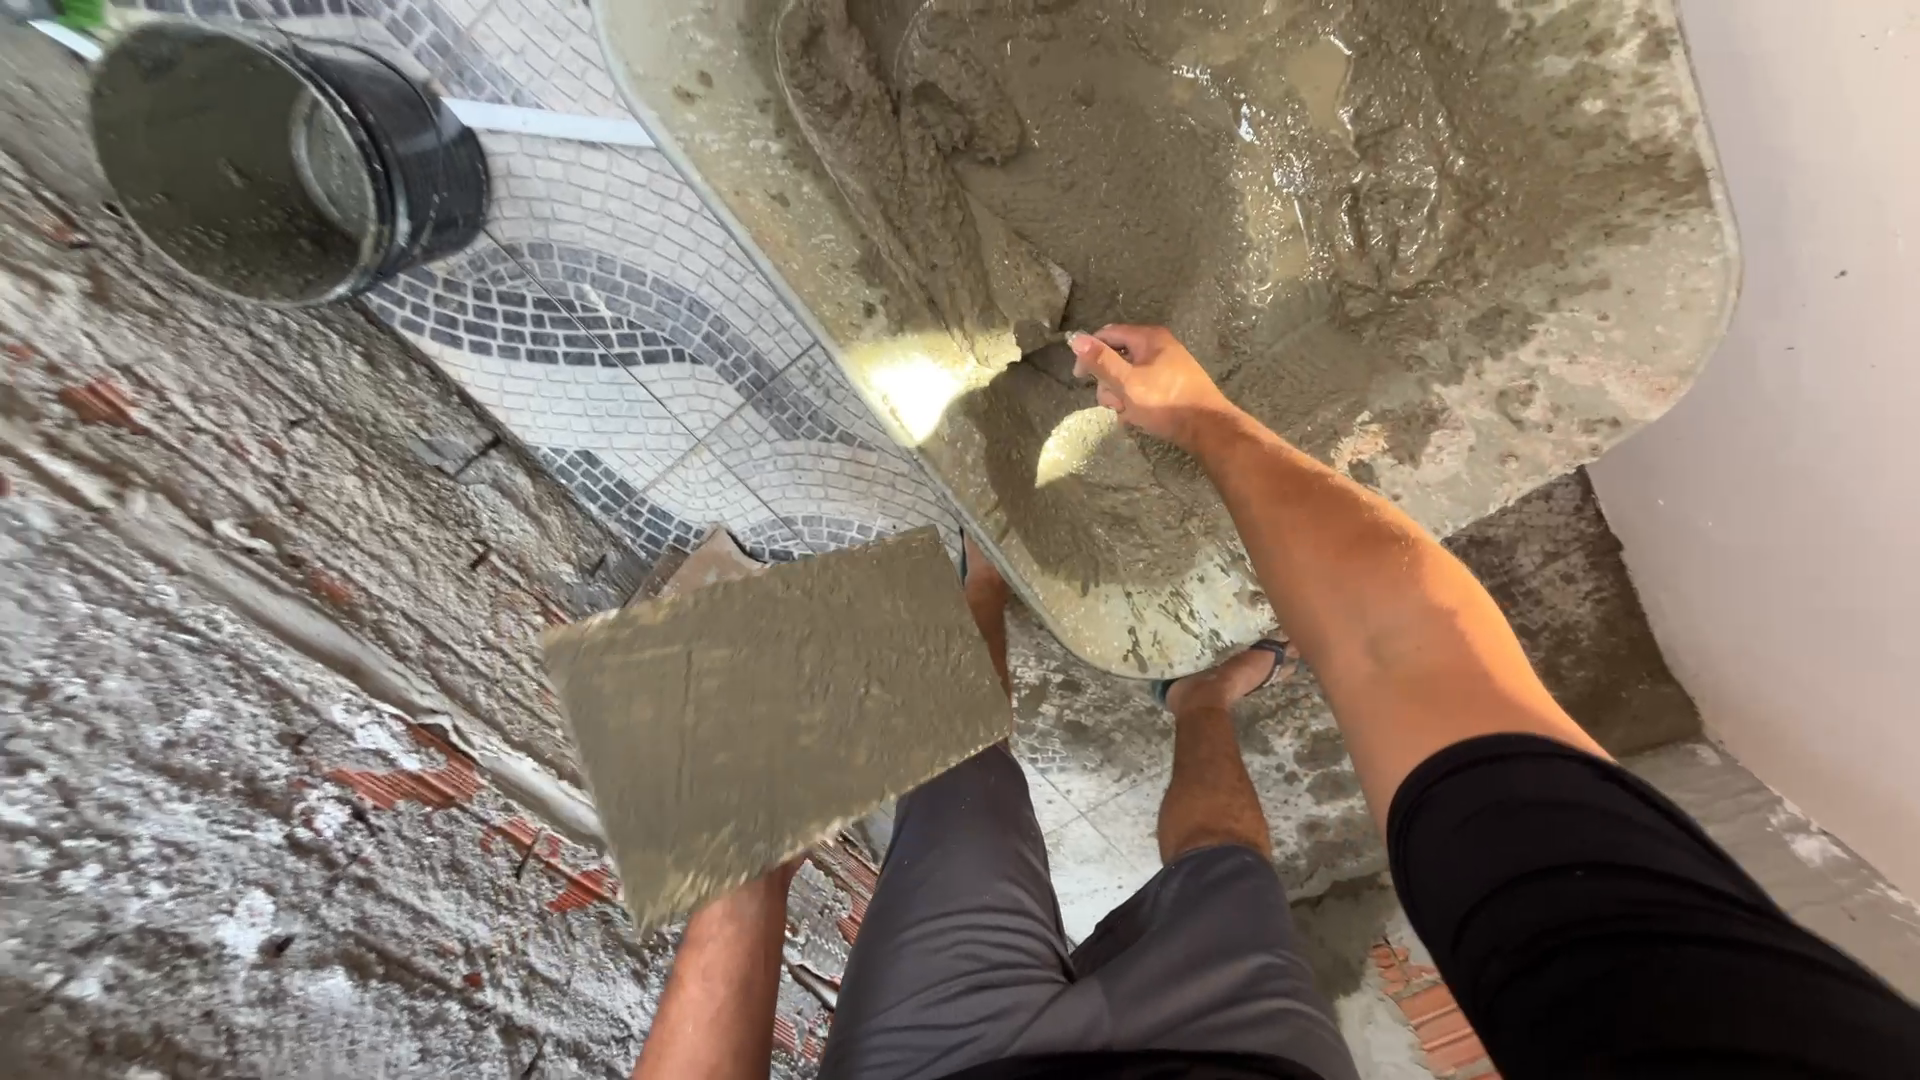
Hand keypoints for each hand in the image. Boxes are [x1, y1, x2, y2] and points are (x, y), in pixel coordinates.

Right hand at [1069, 325, 1239, 448]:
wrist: (1206, 427)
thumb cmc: (1165, 402)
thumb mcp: (1128, 382)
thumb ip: (1101, 361)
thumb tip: (1075, 339)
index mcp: (1148, 338)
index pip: (1107, 335)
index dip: (1089, 353)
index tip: (1079, 377)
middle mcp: (1157, 347)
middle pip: (1116, 358)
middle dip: (1108, 383)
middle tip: (1113, 403)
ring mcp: (1165, 366)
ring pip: (1127, 377)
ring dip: (1120, 396)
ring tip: (1128, 412)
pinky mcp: (1169, 384)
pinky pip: (1141, 388)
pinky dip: (1134, 401)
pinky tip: (1138, 416)